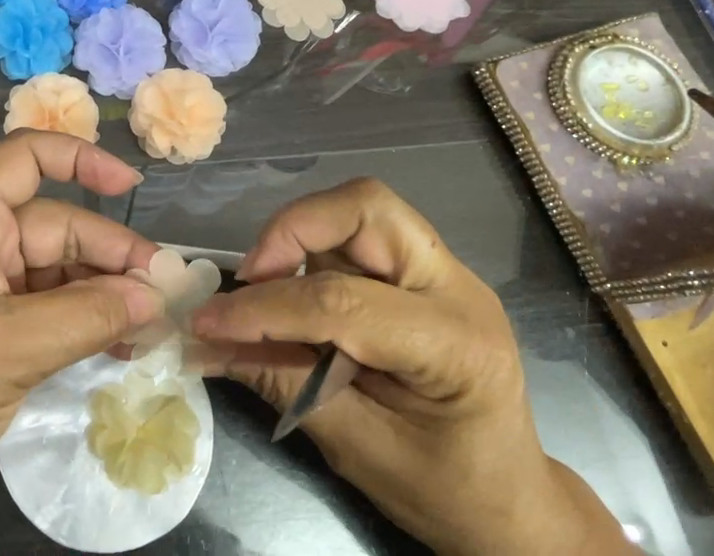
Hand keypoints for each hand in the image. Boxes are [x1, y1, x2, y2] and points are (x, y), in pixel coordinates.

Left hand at [0, 132, 163, 555]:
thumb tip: (154, 296)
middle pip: (58, 225)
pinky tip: (125, 346)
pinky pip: (54, 308)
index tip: (130, 187)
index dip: (77, 159)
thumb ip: (88, 316)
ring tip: (153, 326)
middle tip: (164, 294)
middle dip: (111, 255)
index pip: (23, 160)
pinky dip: (88, 322)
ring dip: (106, 294)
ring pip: (61, 270)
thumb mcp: (12, 348)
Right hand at [190, 180, 633, 555]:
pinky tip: (294, 292)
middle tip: (251, 278)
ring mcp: (444, 273)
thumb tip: (201, 345)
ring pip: (359, 209)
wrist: (512, 504)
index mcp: (455, 344)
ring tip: (266, 283)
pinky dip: (313, 249)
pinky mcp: (424, 273)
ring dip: (301, 234)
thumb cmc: (443, 490)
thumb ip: (279, 382)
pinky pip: (358, 234)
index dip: (262, 308)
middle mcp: (456, 288)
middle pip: (365, 209)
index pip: (340, 301)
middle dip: (293, 230)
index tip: (204, 322)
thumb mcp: (355, 446)